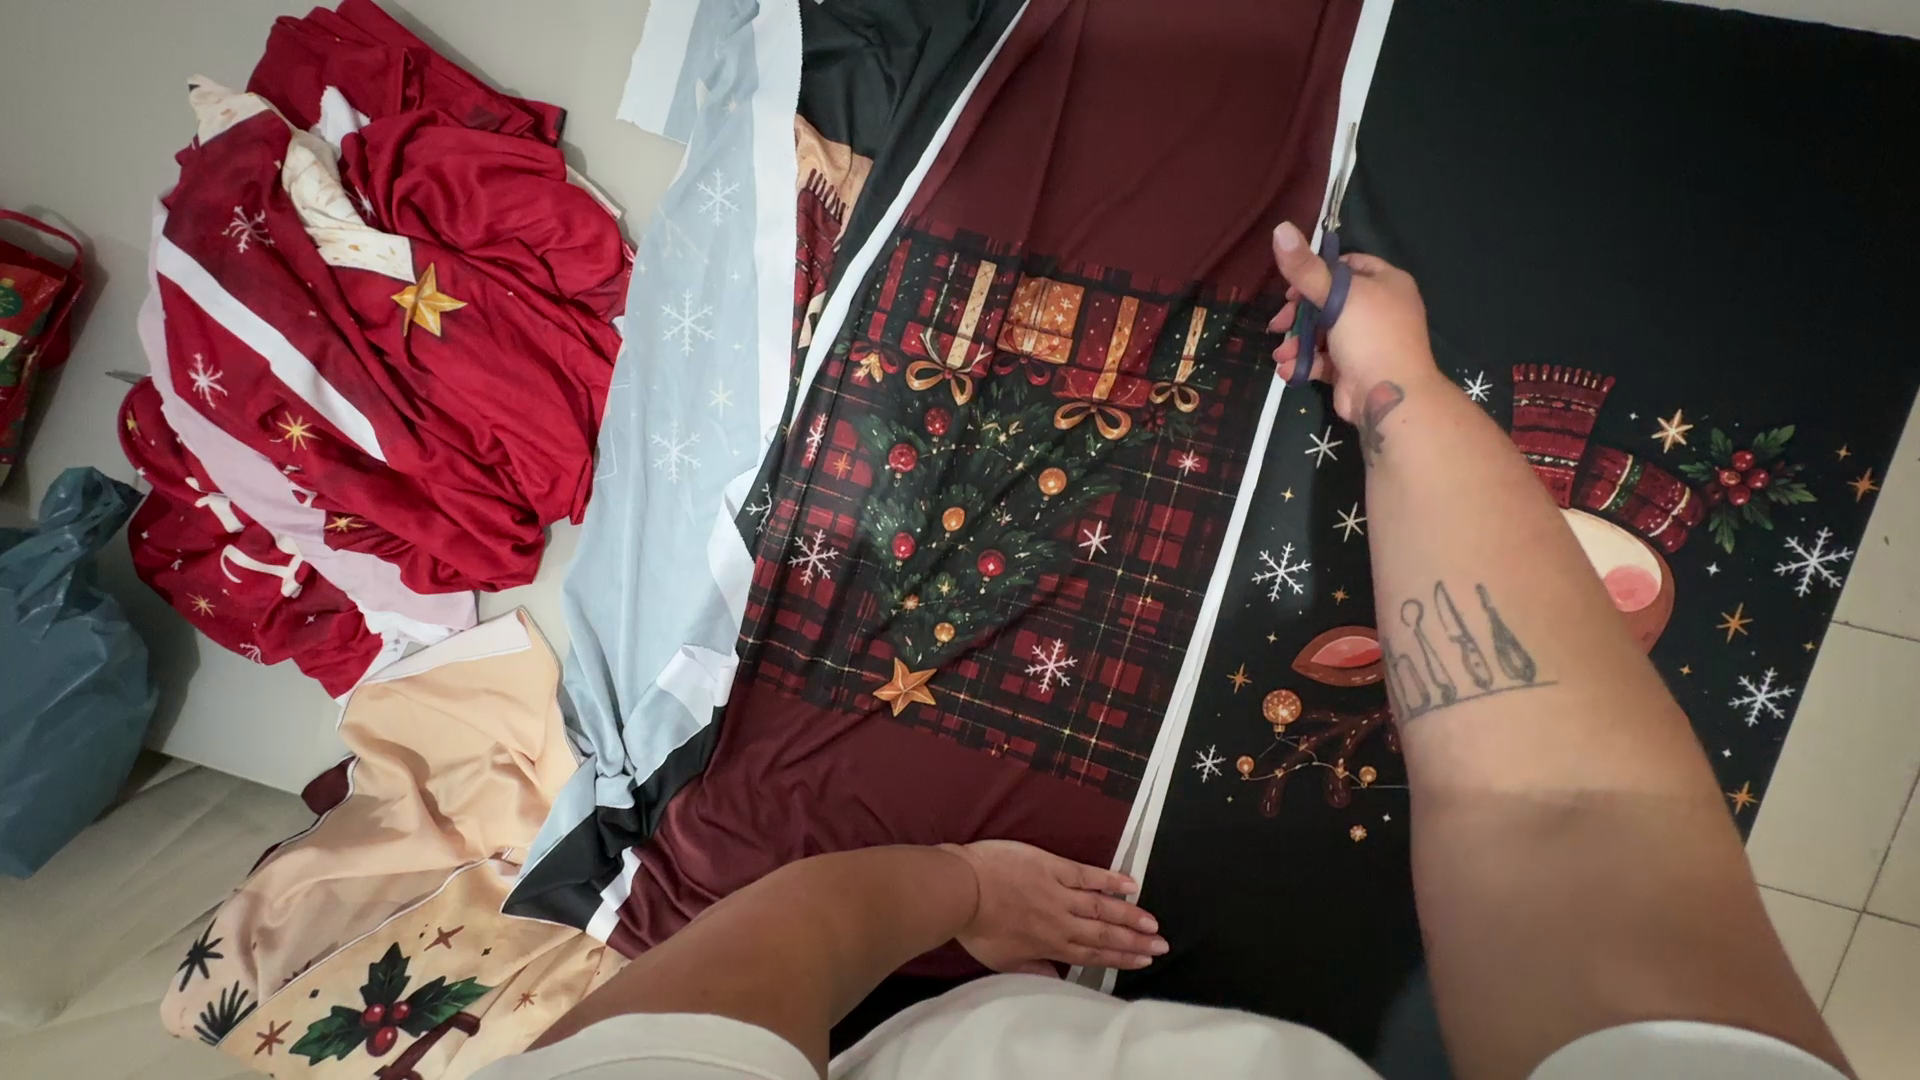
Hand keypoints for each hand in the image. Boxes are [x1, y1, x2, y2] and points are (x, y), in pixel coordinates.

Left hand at [943, 840, 1166, 975]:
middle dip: (1134, 941)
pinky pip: (1087, 874)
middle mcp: (1060, 922)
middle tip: (1161, 945)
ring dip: (1129, 915)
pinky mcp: (1052, 866)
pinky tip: (1129, 882)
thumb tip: (1054, 977)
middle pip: (1104, 934)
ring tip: (1152, 922)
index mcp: (1049, 945)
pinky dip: (1109, 879)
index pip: (1091, 955)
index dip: (1119, 958)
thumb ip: (1031, 967)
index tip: (1143, 961)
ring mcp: (1058, 893)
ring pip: (1101, 907)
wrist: (963, 889)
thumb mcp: (1001, 960)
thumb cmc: (976, 926)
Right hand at [1267, 221, 1440, 423]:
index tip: (1292, 289)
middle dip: (1298, 315)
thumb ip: (1306, 268)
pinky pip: (1322, 360)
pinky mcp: (1352, 368)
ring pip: (1321, 334)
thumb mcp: (1337, 296)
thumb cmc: (1369, 335)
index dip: (1317, 274)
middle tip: (1278, 324)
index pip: (1347, 266)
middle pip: (1328, 302)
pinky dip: (1303, 364)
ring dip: (1296, 343)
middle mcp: (1377, 309)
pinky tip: (1288, 370)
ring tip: (1281, 354)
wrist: (1389, 394)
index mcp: (1385, 283)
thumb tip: (1279, 228)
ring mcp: (1365, 341)